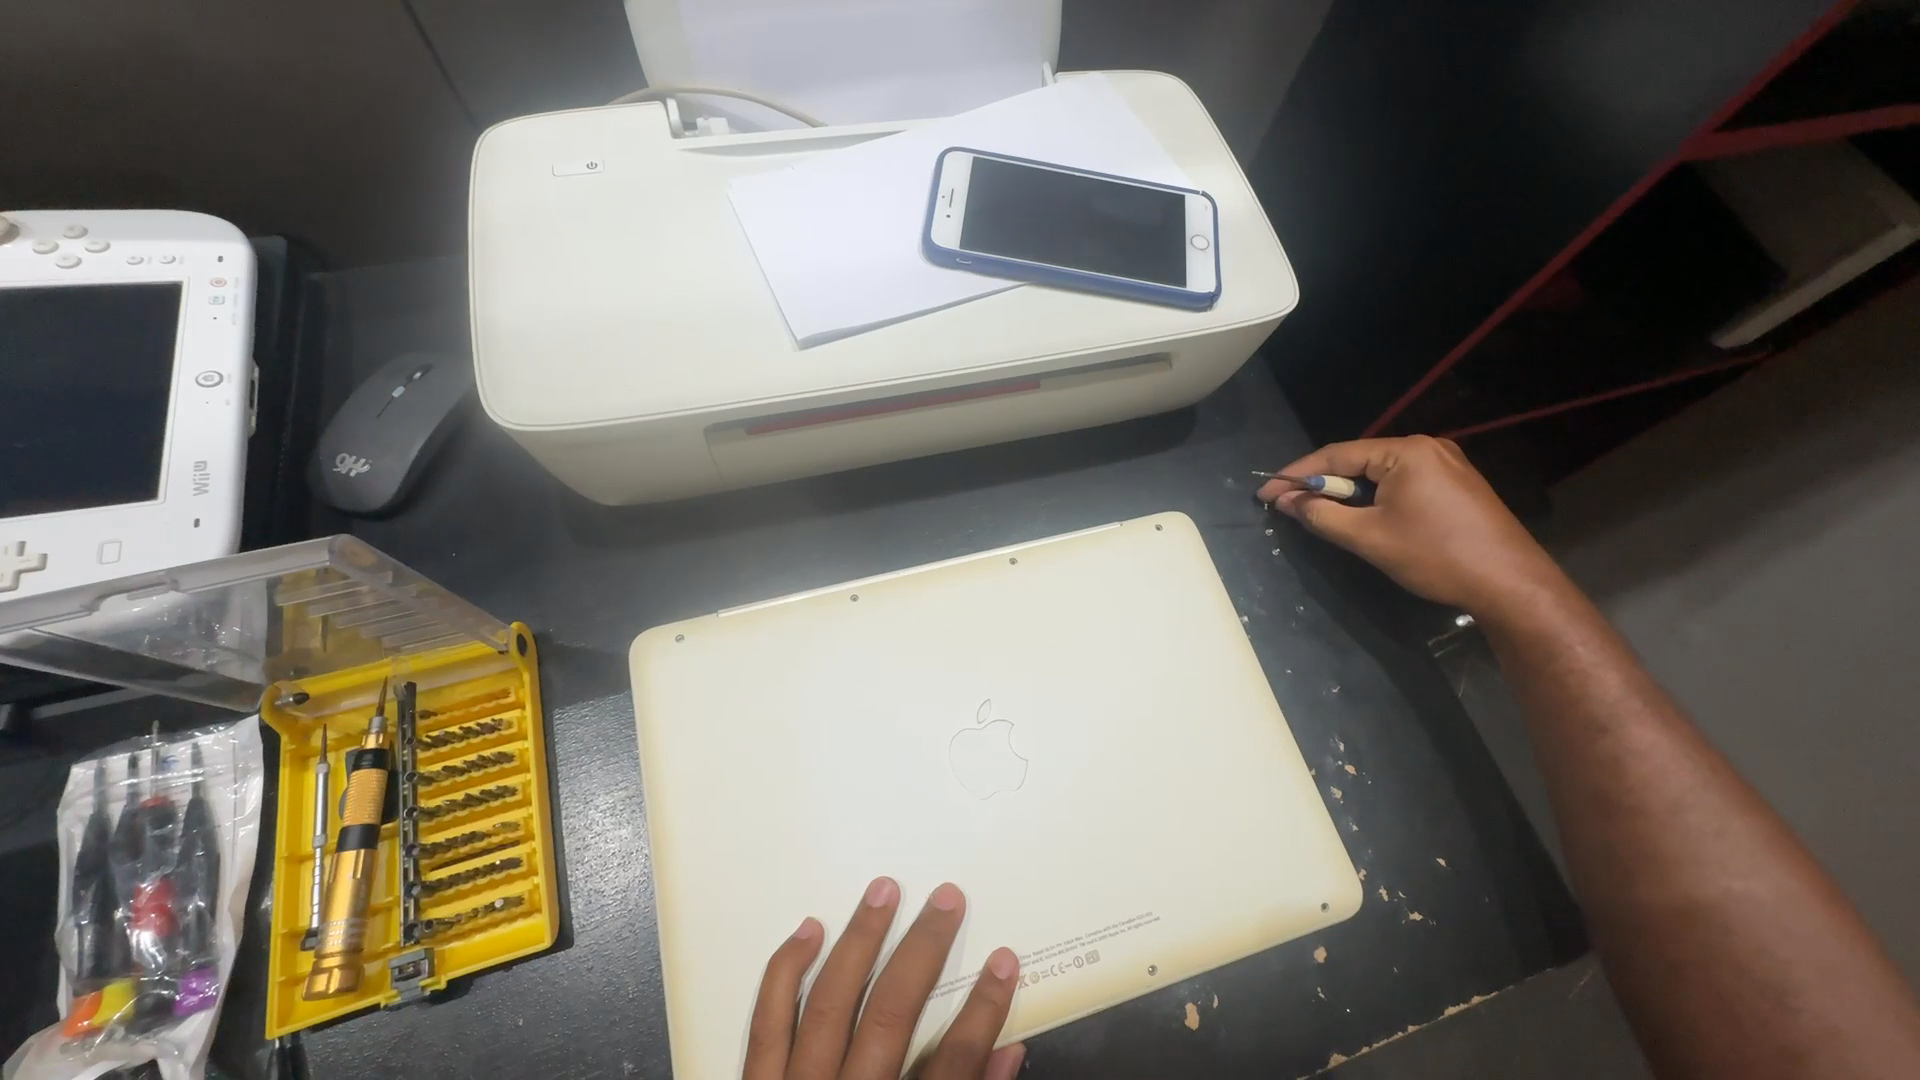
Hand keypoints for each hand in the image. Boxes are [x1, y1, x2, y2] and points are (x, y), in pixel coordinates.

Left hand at [747, 877, 1026, 1079]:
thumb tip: (1008, 1053)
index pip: (952, 1066)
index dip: (983, 1011)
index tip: (1005, 961)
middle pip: (890, 1017)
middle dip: (923, 951)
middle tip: (948, 898)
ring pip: (829, 1003)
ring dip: (859, 941)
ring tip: (884, 890)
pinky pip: (766, 1023)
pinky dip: (785, 972)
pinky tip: (809, 930)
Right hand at [1256, 436, 1568, 618]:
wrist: (1510, 584)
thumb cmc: (1435, 556)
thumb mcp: (1368, 538)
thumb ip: (1321, 515)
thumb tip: (1286, 502)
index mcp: (1406, 452)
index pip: (1336, 455)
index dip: (1296, 475)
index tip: (1265, 493)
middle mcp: (1426, 448)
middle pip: (1357, 461)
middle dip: (1321, 484)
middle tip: (1288, 505)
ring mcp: (1445, 465)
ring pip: (1379, 474)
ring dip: (1347, 493)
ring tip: (1319, 514)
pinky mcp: (1454, 485)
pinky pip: (1400, 483)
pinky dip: (1374, 498)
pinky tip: (1360, 517)